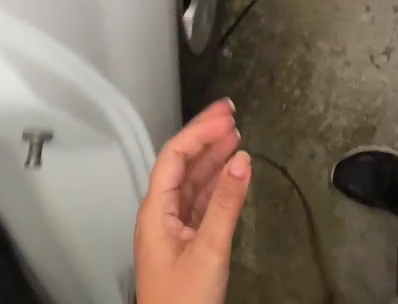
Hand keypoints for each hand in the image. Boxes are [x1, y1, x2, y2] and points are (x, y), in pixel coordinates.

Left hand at [134, 99, 250, 303]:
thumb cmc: (183, 301)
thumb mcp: (208, 251)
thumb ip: (226, 203)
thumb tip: (242, 159)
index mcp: (155, 209)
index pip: (175, 156)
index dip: (199, 131)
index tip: (226, 116)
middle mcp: (160, 212)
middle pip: (182, 163)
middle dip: (205, 136)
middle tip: (231, 112)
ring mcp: (173, 227)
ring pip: (193, 181)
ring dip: (213, 157)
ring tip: (236, 135)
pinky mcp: (187, 242)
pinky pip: (201, 202)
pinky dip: (218, 184)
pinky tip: (233, 173)